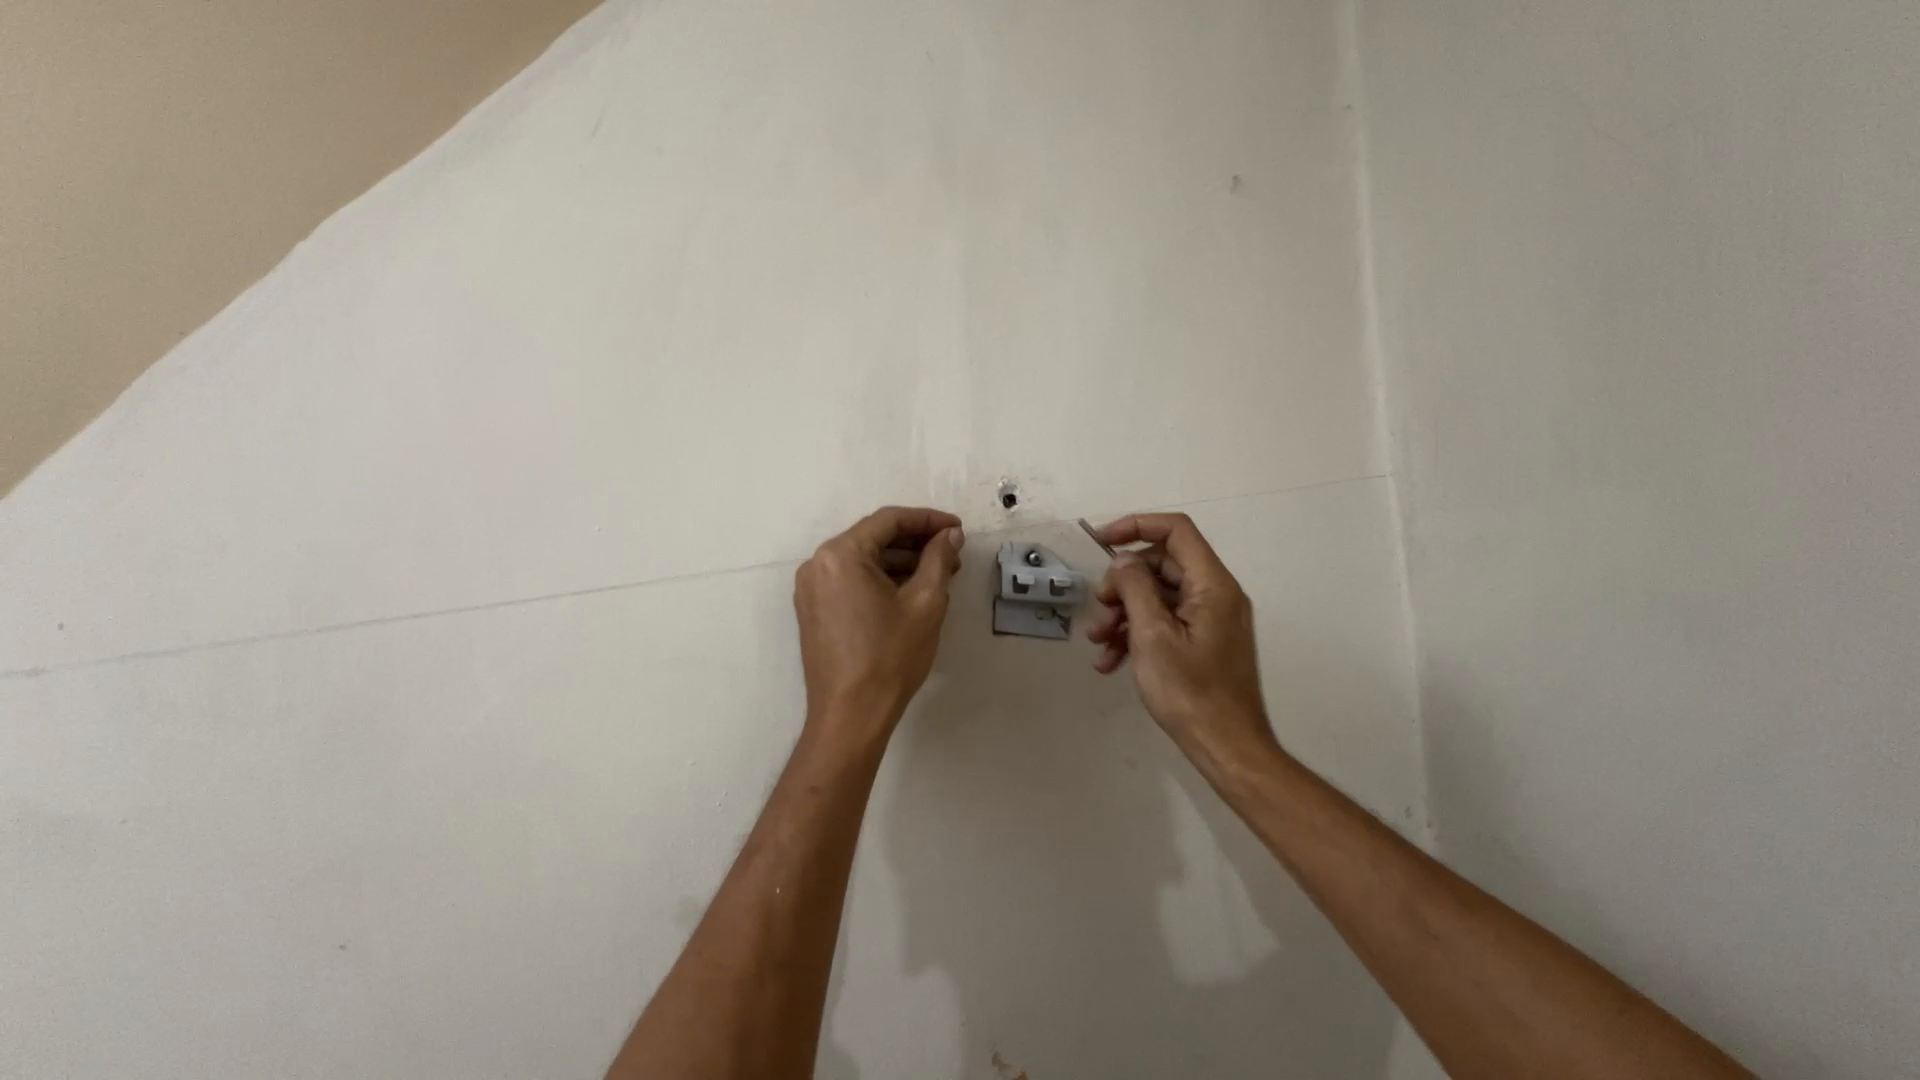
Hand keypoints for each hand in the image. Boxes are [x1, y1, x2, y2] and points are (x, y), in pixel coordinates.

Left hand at [794, 506, 964, 732]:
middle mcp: (817, 565)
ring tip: (939, 575)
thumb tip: (949, 536)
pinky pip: (851, 581)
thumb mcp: (925, 603)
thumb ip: (938, 559)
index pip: (889, 521)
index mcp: (840, 555)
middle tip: (953, 553)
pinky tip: (911, 591)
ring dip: (900, 563)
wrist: (851, 714)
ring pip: (863, 561)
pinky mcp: (814, 611)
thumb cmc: (890, 657)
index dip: (928, 520)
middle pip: (873, 539)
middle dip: (915, 543)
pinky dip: (880, 580)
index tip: (956, 529)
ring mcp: (811, 590)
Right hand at [1085, 513, 1275, 756]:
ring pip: (1160, 597)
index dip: (1136, 526)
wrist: (1226, 746)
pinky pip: (1166, 623)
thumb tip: (1124, 562)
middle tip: (1099, 608)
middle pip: (1163, 565)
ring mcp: (1212, 620)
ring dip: (1124, 613)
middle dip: (1124, 582)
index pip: (1176, 530)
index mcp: (1213, 585)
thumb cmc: (1189, 691)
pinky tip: (1111, 662)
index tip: (1101, 542)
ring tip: (1099, 642)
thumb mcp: (1152, 635)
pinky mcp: (1205, 643)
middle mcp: (1217, 595)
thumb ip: (1135, 588)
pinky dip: (1137, 634)